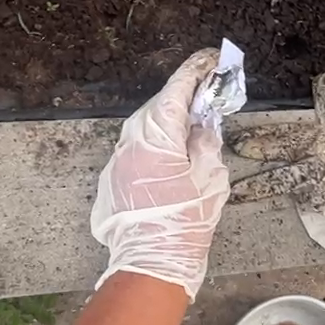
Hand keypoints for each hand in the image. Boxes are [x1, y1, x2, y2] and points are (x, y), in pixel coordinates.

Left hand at [89, 49, 228, 298]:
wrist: (150, 265)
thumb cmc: (185, 225)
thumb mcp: (210, 180)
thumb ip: (206, 144)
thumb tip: (202, 126)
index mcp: (158, 139)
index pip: (176, 91)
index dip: (195, 71)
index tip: (211, 59)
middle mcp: (131, 143)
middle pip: (158, 106)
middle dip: (183, 94)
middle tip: (208, 89)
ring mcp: (117, 160)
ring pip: (145, 126)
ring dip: (168, 118)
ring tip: (193, 119)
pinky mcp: (112, 177)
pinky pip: (136, 147)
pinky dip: (156, 141)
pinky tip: (172, 150)